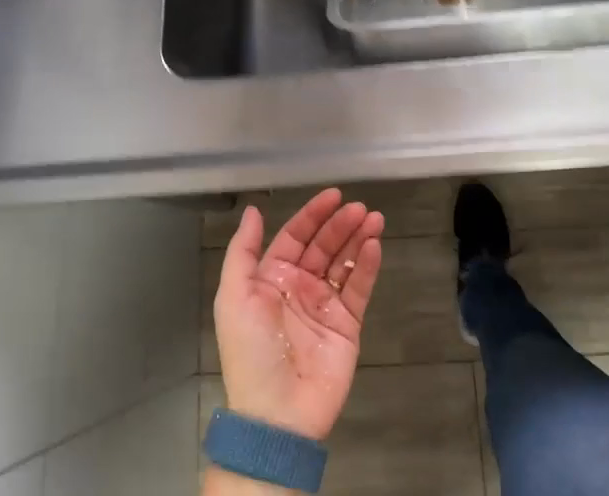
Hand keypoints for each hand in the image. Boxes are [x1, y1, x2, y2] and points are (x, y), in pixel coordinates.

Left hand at [214, 189, 384, 440]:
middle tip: (360, 208)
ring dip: (358, 239)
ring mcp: (325, 306)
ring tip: (374, 219)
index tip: (334, 196)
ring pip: (344, 262)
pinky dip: (368, 266)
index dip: (312, 215)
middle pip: (323, 246)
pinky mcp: (348, 325)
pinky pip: (359, 289)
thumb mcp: (234, 297)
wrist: (277, 413)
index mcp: (270, 279)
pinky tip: (374, 246)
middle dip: (340, 224)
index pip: (295, 237)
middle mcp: (299, 287)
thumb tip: (254, 211)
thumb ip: (243, 251)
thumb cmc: (251, 350)